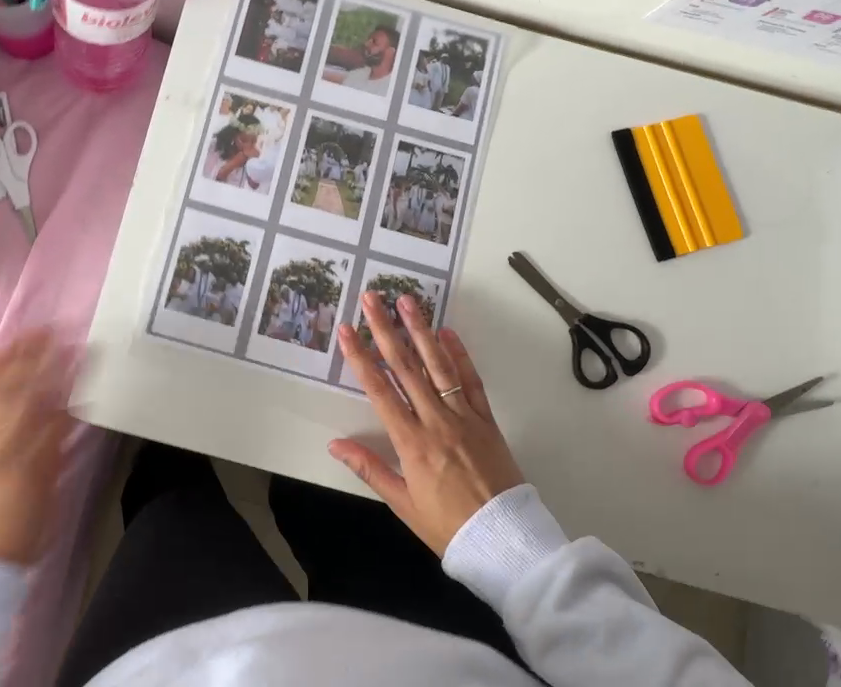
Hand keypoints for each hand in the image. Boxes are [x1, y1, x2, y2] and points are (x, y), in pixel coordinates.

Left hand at [0, 332, 76, 563]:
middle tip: (52, 331)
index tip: (77, 350)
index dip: (64, 374)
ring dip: (7, 361)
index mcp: (27, 459)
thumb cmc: (18, 539)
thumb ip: (56, 452)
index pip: (50, 405)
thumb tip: (70, 413)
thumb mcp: (49, 497)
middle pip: (19, 390)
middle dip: (37, 357)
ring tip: (22, 337)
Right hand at [330, 292, 524, 555]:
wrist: (505, 541)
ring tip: (407, 301)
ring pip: (438, 366)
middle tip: (372, 299)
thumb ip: (369, 468)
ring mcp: (464, 417)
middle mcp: (436, 421)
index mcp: (411, 442)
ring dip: (421, 331)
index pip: (379, 390)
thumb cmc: (447, 526)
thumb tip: (334, 443)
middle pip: (406, 367)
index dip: (360, 357)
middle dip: (386, 330)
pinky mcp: (487, 420)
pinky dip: (460, 355)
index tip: (347, 330)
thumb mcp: (401, 503)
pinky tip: (448, 333)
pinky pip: (471, 382)